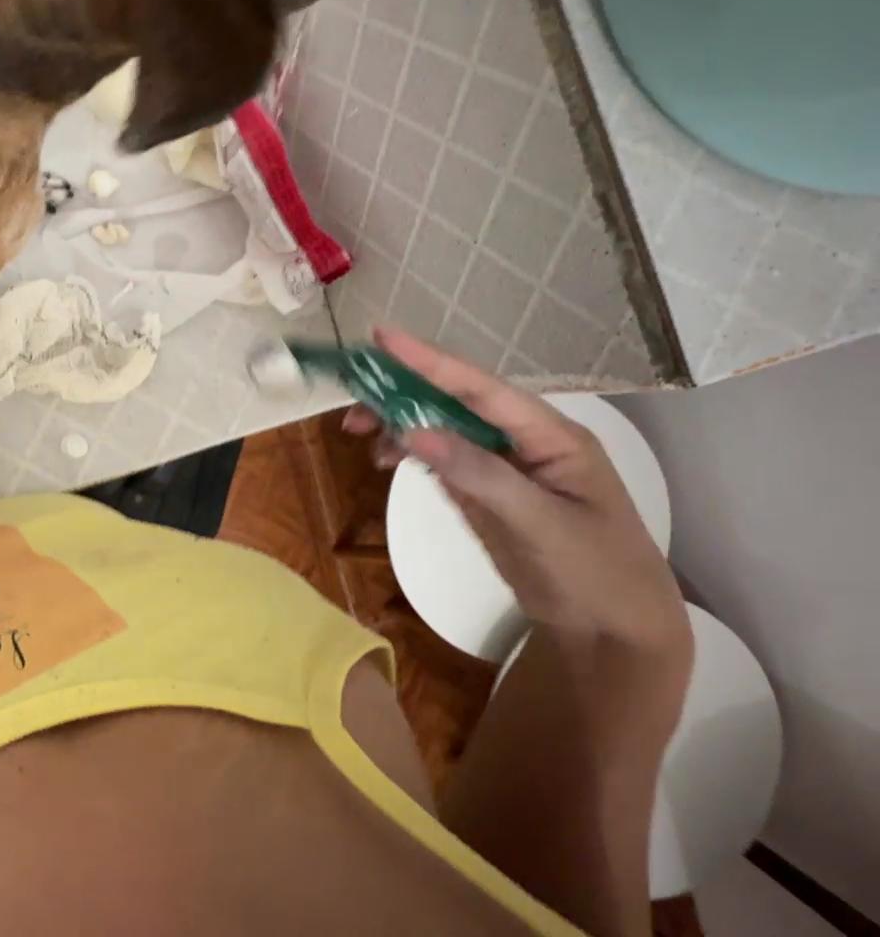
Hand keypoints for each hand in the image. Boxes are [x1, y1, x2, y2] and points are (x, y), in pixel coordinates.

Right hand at [347, 327, 686, 648]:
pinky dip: (408, 450)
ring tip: (360, 434)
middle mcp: (525, 440)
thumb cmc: (594, 572)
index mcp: (552, 436)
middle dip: (402, 393)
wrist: (613, 629)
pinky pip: (439, 454)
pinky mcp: (485, 488)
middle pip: (455, 399)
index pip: (482, 388)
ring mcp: (504, 464)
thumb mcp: (538, 524)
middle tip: (353, 406)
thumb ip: (477, 474)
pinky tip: (387, 459)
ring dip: (399, 422)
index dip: (430, 361)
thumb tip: (412, 431)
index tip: (381, 337)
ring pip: (441, 425)